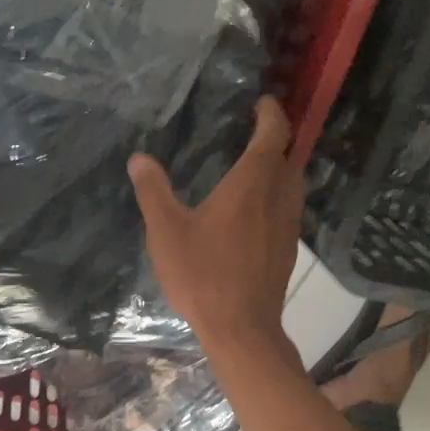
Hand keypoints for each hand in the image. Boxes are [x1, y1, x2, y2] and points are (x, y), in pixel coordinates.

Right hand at [127, 96, 304, 350]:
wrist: (241, 327)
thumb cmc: (203, 275)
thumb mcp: (167, 233)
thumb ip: (154, 192)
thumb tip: (139, 158)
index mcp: (253, 182)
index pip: (274, 132)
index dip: (270, 113)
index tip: (261, 103)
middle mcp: (279, 196)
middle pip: (287, 157)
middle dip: (274, 142)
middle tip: (250, 136)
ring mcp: (288, 225)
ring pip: (290, 185)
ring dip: (276, 172)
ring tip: (250, 174)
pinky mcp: (287, 249)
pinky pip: (286, 211)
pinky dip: (273, 201)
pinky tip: (250, 217)